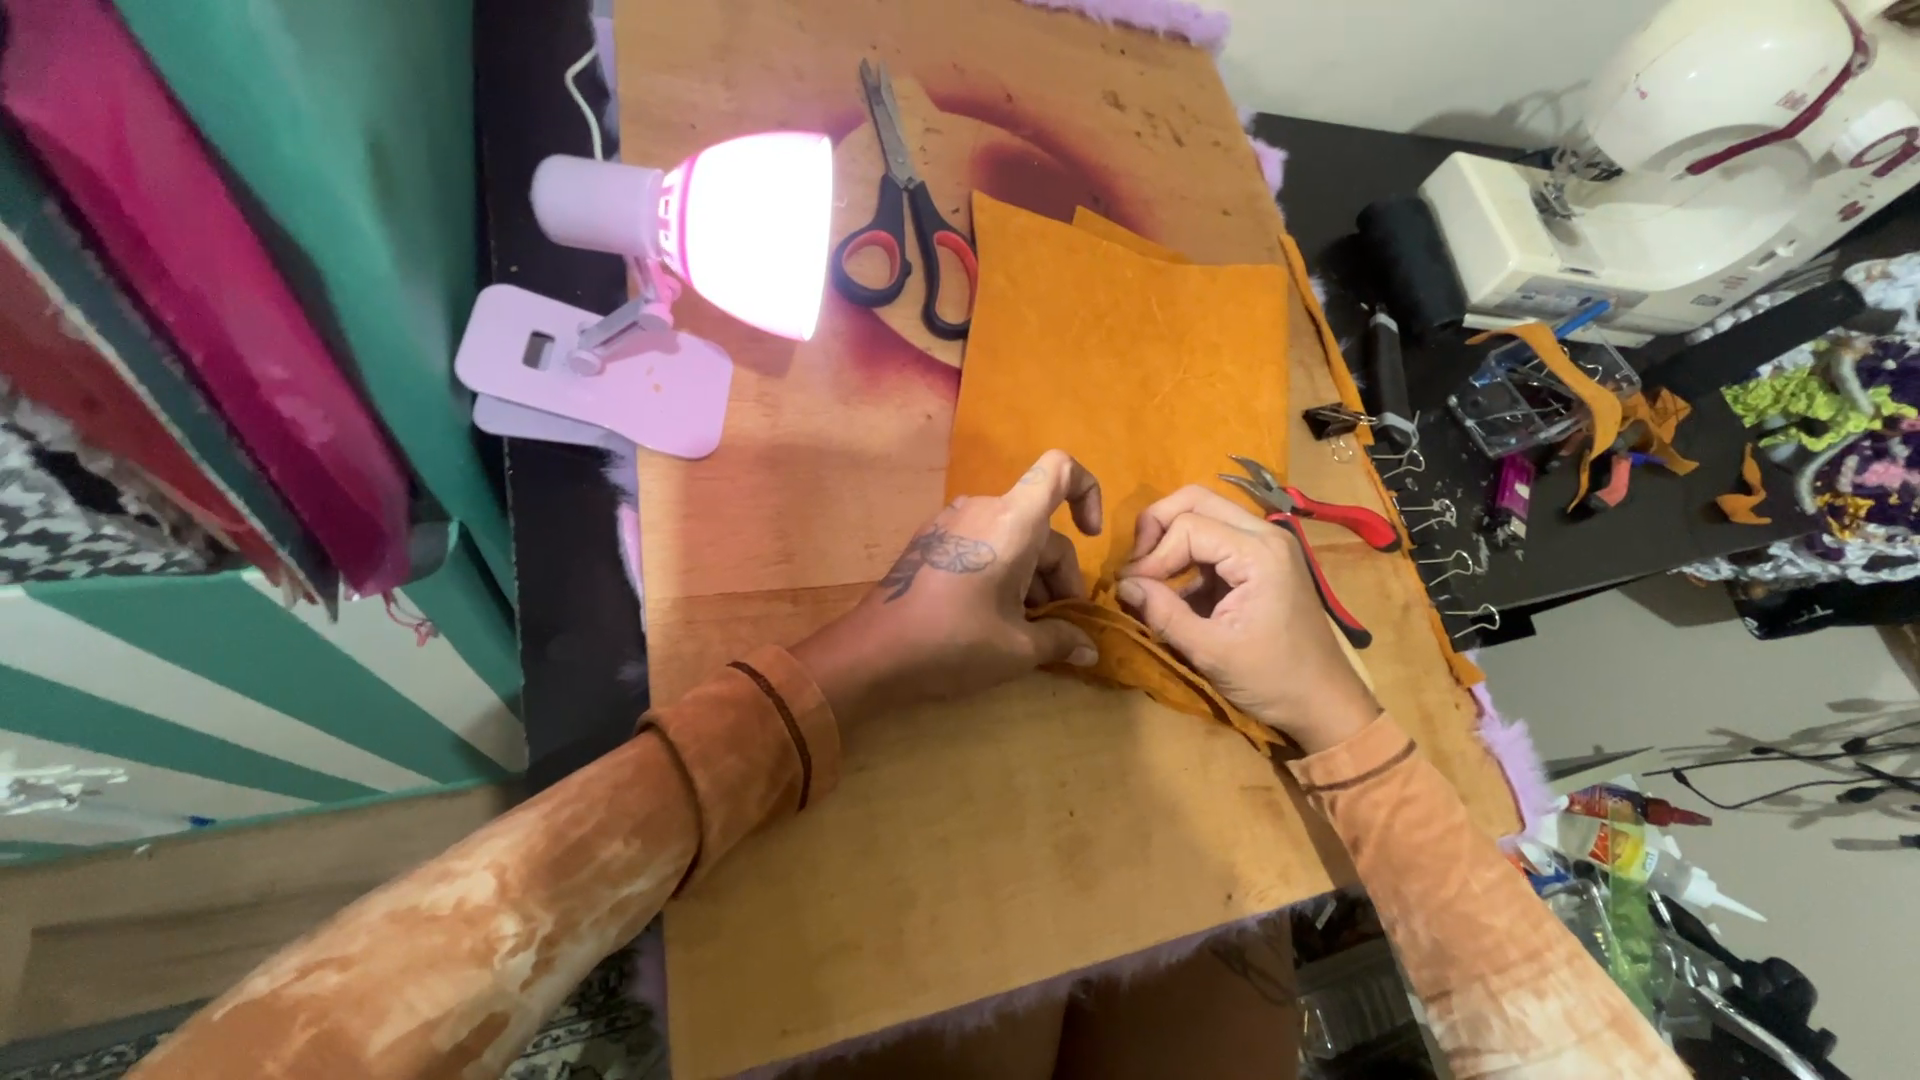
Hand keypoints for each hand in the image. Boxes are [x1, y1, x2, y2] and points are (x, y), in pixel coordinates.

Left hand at [792, 450, 1102, 722]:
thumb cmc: (953, 643)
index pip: (1060, 469)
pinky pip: (983, 544)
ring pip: (1012, 538)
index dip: (1088, 492)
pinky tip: (992, 618)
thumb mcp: (1018, 650)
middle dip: (1058, 574)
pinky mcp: (930, 540)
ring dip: (1031, 578)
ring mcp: (951, 522)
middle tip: (1057, 627)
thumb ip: (1062, 640)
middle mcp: (983, 509)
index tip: (1091, 537)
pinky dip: (1002, 571)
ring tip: (1024, 631)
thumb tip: (1090, 650)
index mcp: (1012, 522)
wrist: (872, 652)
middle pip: (1040, 525)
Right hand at [1114, 486, 1378, 753]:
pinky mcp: (1261, 560)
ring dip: (1171, 540)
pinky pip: (1214, 538)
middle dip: (1157, 527)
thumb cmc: (1271, 679)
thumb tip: (1121, 585)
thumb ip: (1163, 613)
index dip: (1153, 555)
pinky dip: (1186, 557)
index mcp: (1260, 553)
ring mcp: (1266, 544)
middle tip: (1137, 566)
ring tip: (1150, 578)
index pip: (1188, 526)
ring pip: (1204, 513)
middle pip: (1196, 500)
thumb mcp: (1210, 652)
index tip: (1131, 588)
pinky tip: (1174, 592)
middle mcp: (1266, 535)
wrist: (1323, 702)